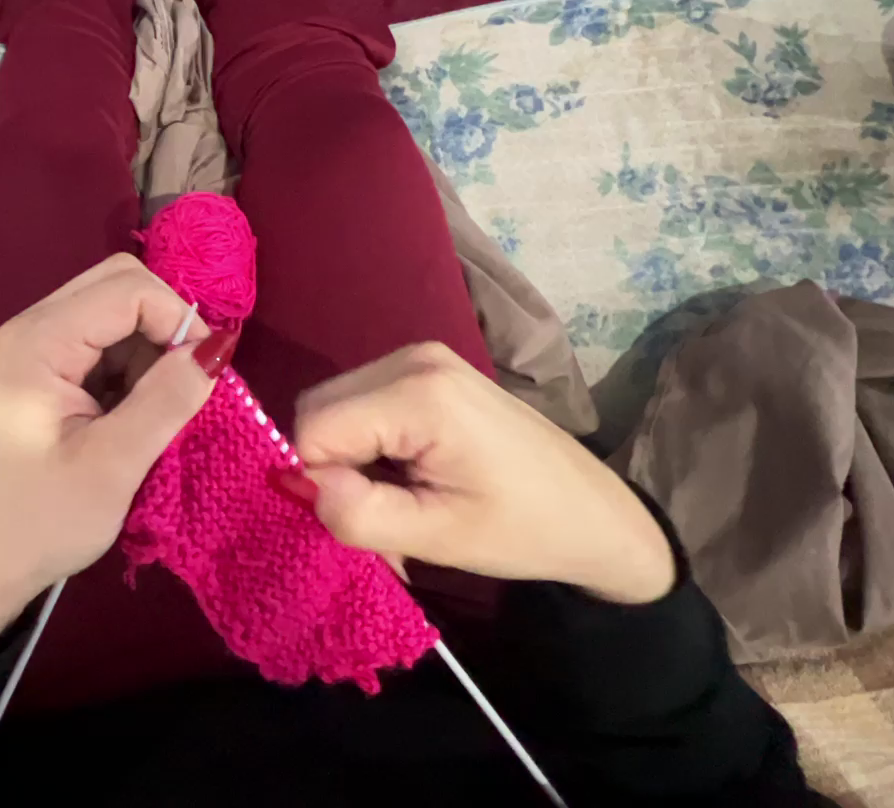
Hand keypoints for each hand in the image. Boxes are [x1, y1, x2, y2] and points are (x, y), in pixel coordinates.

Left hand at [0, 255, 234, 660]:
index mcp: (39, 341)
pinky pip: (105, 343)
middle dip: (165, 325)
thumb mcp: (112, 466)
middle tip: (186, 385)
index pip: (127, 288)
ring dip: (151, 350)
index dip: (177, 319)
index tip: (204, 374)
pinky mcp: (48, 370)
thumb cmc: (39, 522)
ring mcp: (38, 347)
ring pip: (116, 312)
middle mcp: (34, 328)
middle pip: (118, 285)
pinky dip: (135, 368)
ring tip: (156, 413)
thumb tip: (220, 349)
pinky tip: (135, 416)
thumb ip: (166, 401)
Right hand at [288, 343, 674, 604]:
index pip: (313, 426)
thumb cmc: (525, 529)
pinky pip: (358, 401)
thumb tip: (297, 482)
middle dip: (327, 465)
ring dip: (343, 456)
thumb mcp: (438, 537)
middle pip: (318, 408)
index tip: (358, 517)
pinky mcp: (422, 367)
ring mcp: (417, 355)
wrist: (596, 512)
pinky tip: (400, 471)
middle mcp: (410, 358)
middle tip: (375, 512)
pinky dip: (361, 441)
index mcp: (419, 393)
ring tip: (393, 496)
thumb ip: (359, 513)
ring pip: (333, 405)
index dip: (316, 478)